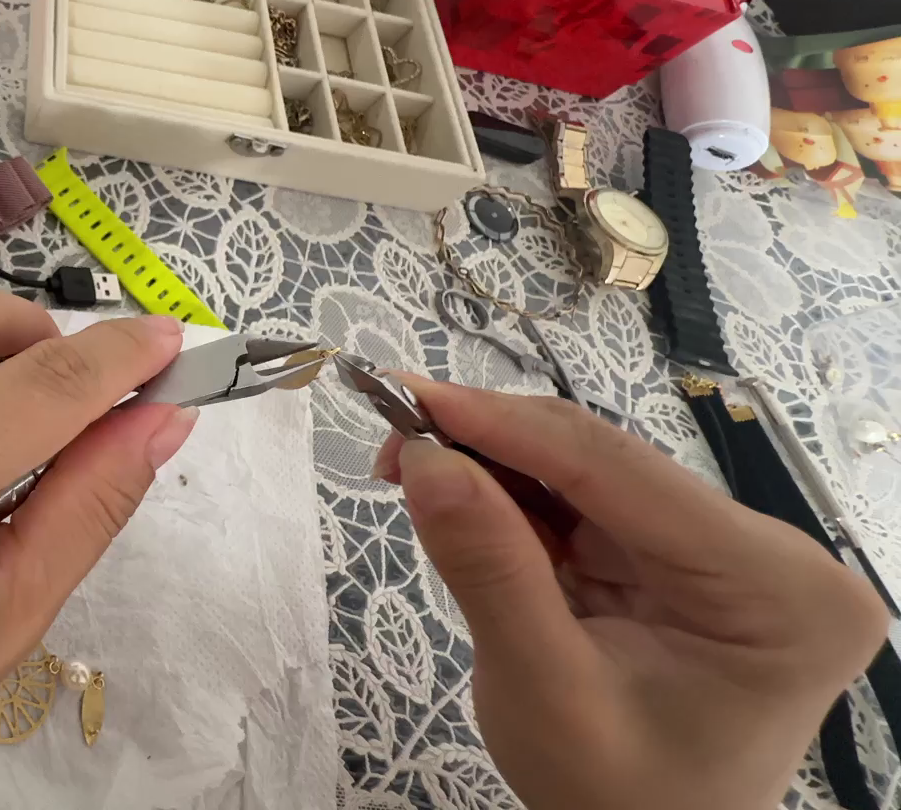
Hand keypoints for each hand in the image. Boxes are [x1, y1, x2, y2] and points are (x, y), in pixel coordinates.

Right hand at [371, 380, 887, 809]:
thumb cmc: (609, 790)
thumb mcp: (542, 690)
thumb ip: (488, 571)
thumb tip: (424, 459)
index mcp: (774, 587)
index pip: (614, 469)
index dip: (499, 421)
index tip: (401, 392)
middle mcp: (757, 549)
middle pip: (590, 456)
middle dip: (480, 439)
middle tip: (387, 445)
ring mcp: (708, 546)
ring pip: (566, 464)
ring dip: (478, 459)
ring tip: (405, 473)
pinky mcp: (657, 550)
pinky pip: (560, 493)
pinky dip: (492, 489)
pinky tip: (451, 500)